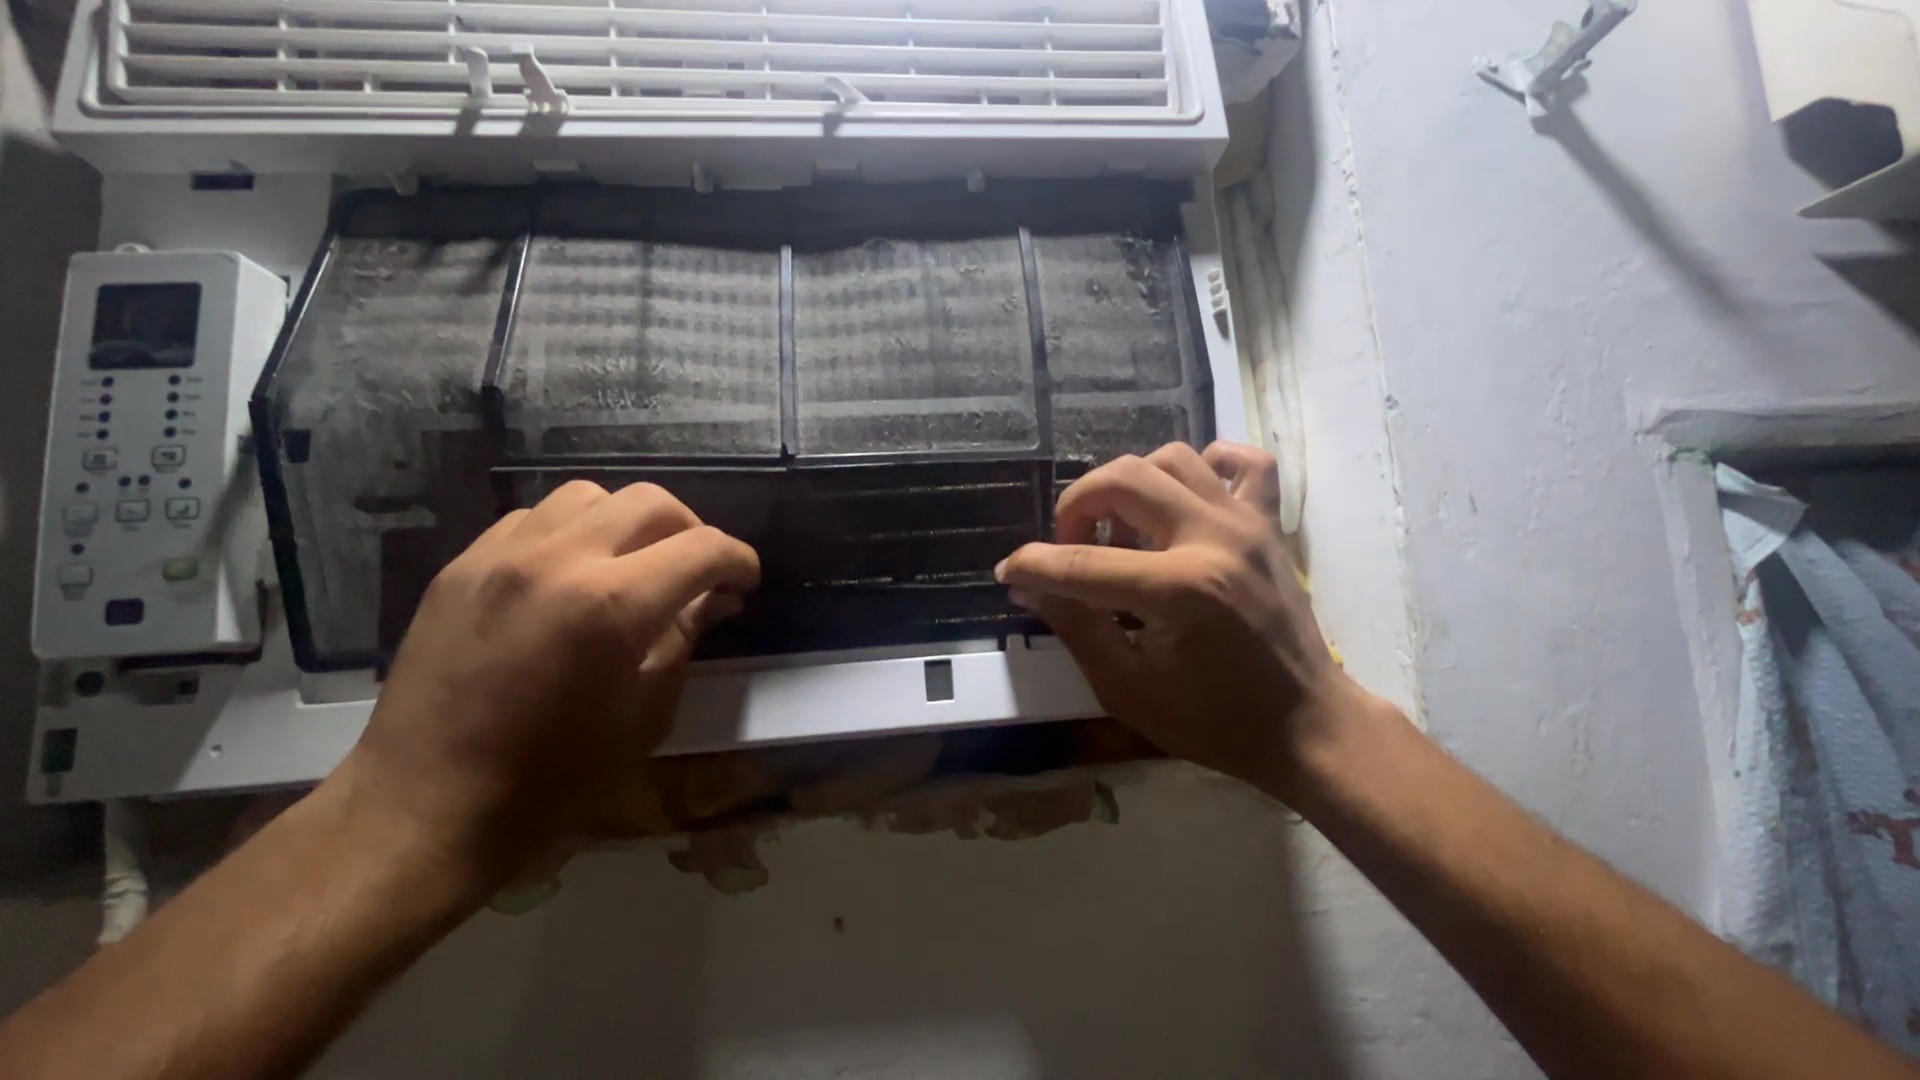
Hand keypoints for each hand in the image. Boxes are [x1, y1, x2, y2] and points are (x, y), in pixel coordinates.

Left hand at [332, 481, 759, 887]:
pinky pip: (532, 520)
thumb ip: (683, 640)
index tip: (745, 582)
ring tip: (632, 564)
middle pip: (649, 502)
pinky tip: (570, 575)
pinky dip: (570, 534)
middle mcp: (558, 559)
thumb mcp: (644, 715)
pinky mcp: (461, 566)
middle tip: (696, 573)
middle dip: (690, 530)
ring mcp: (501, 556)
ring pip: (588, 497)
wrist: (428, 803)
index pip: (702, 549)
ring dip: (627, 522)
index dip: (738, 561)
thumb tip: (714, 598)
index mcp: (612, 604)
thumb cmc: (553, 777)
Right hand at [997, 441, 1377, 795]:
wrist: (1307, 727)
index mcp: (1179, 591)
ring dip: (1130, 485)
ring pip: (1172, 458)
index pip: (1081, 563)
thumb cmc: (1216, 721)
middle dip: (1077, 507)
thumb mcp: (1129, 689)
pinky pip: (1245, 462)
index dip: (1031, 565)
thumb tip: (1028, 585)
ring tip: (1123, 530)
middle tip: (1070, 548)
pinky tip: (1185, 495)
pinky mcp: (1270, 525)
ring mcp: (1247, 524)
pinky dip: (1208, 463)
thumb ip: (1075, 627)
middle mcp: (1213, 540)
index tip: (1008, 573)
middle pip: (1124, 480)